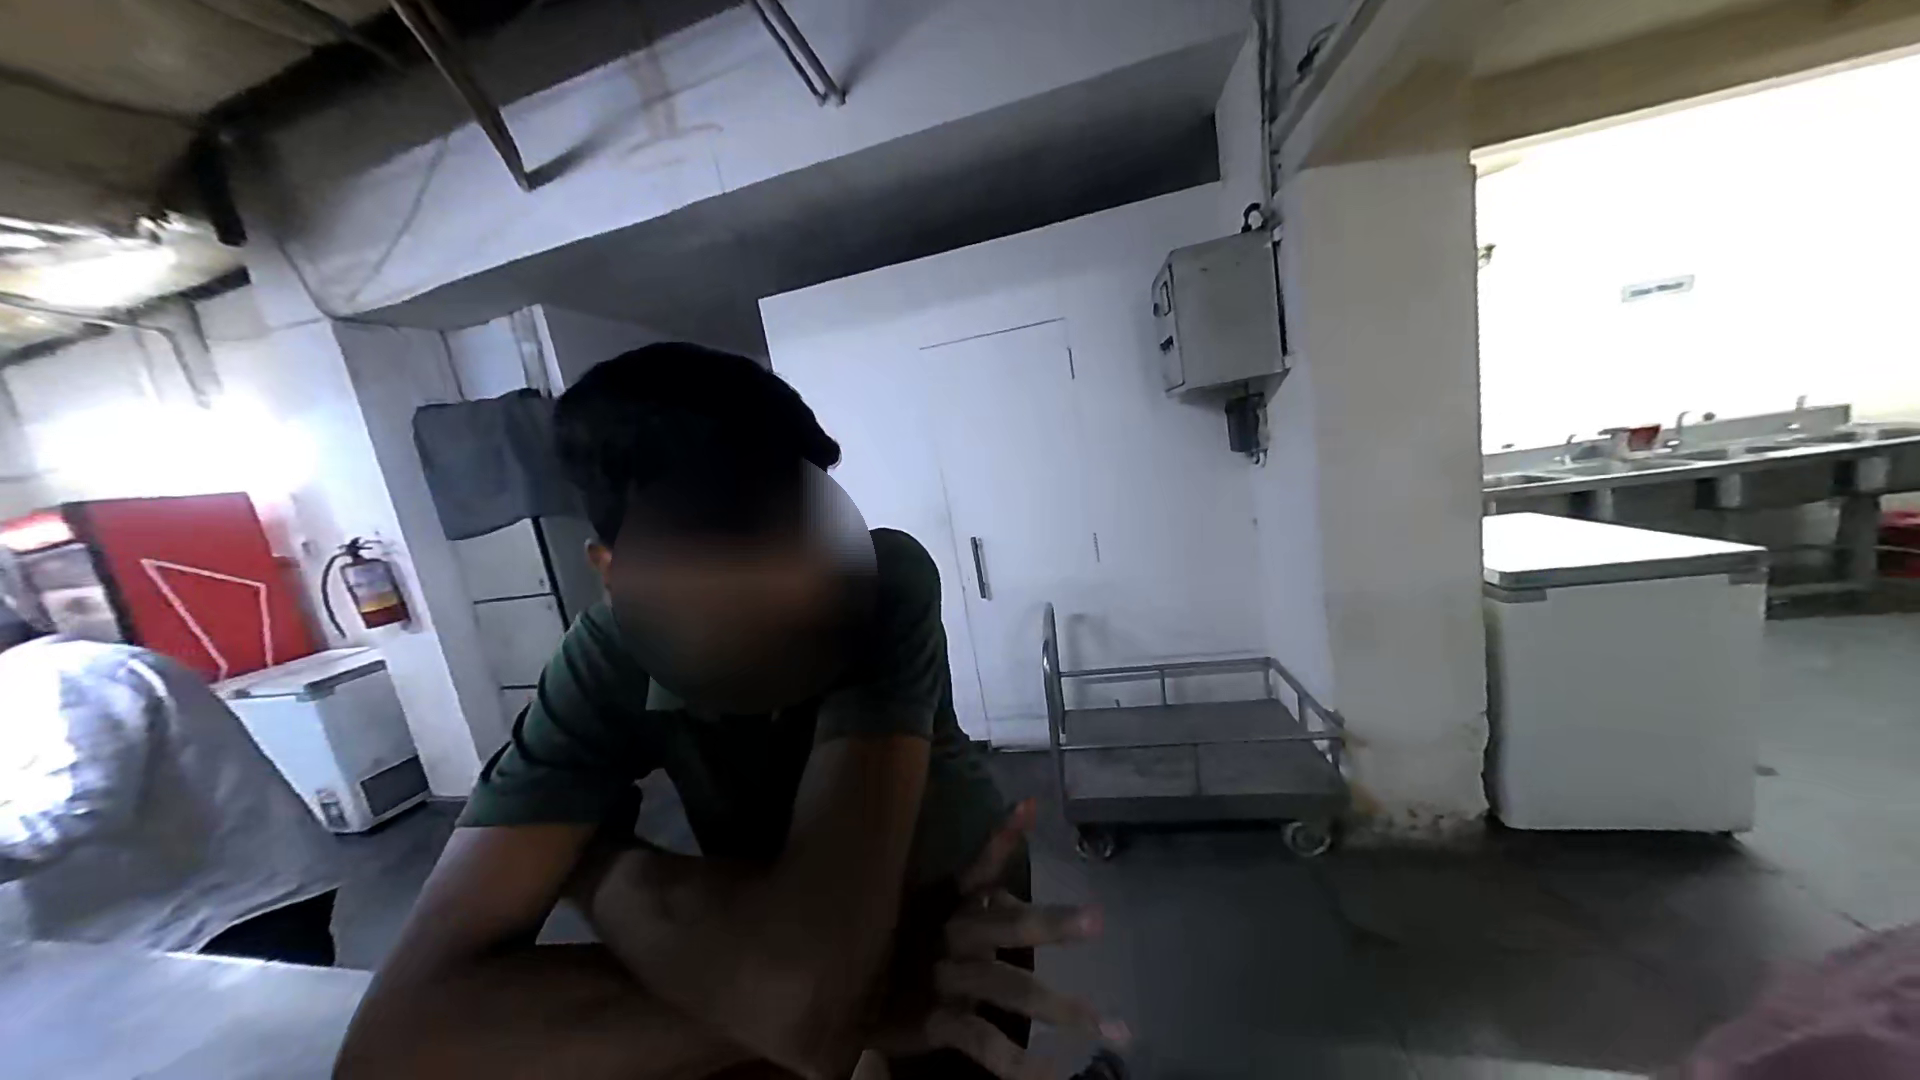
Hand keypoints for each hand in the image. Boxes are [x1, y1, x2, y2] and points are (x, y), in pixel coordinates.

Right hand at [871, 799, 1127, 1079]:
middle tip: (1097, 920)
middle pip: (1007, 925)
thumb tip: (1020, 839)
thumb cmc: (908, 936)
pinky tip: (1055, 1075)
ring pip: (1009, 988)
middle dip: (1051, 923)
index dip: (1003, 838)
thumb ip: (981, 881)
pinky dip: (1019, 1063)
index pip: (980, 864)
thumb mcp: (940, 904)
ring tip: (1109, 1027)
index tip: (1031, 807)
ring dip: (1060, 1008)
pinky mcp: (936, 1021)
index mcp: (950, 900)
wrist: (854, 989)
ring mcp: (945, 978)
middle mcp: (952, 933)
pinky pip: (983, 1042)